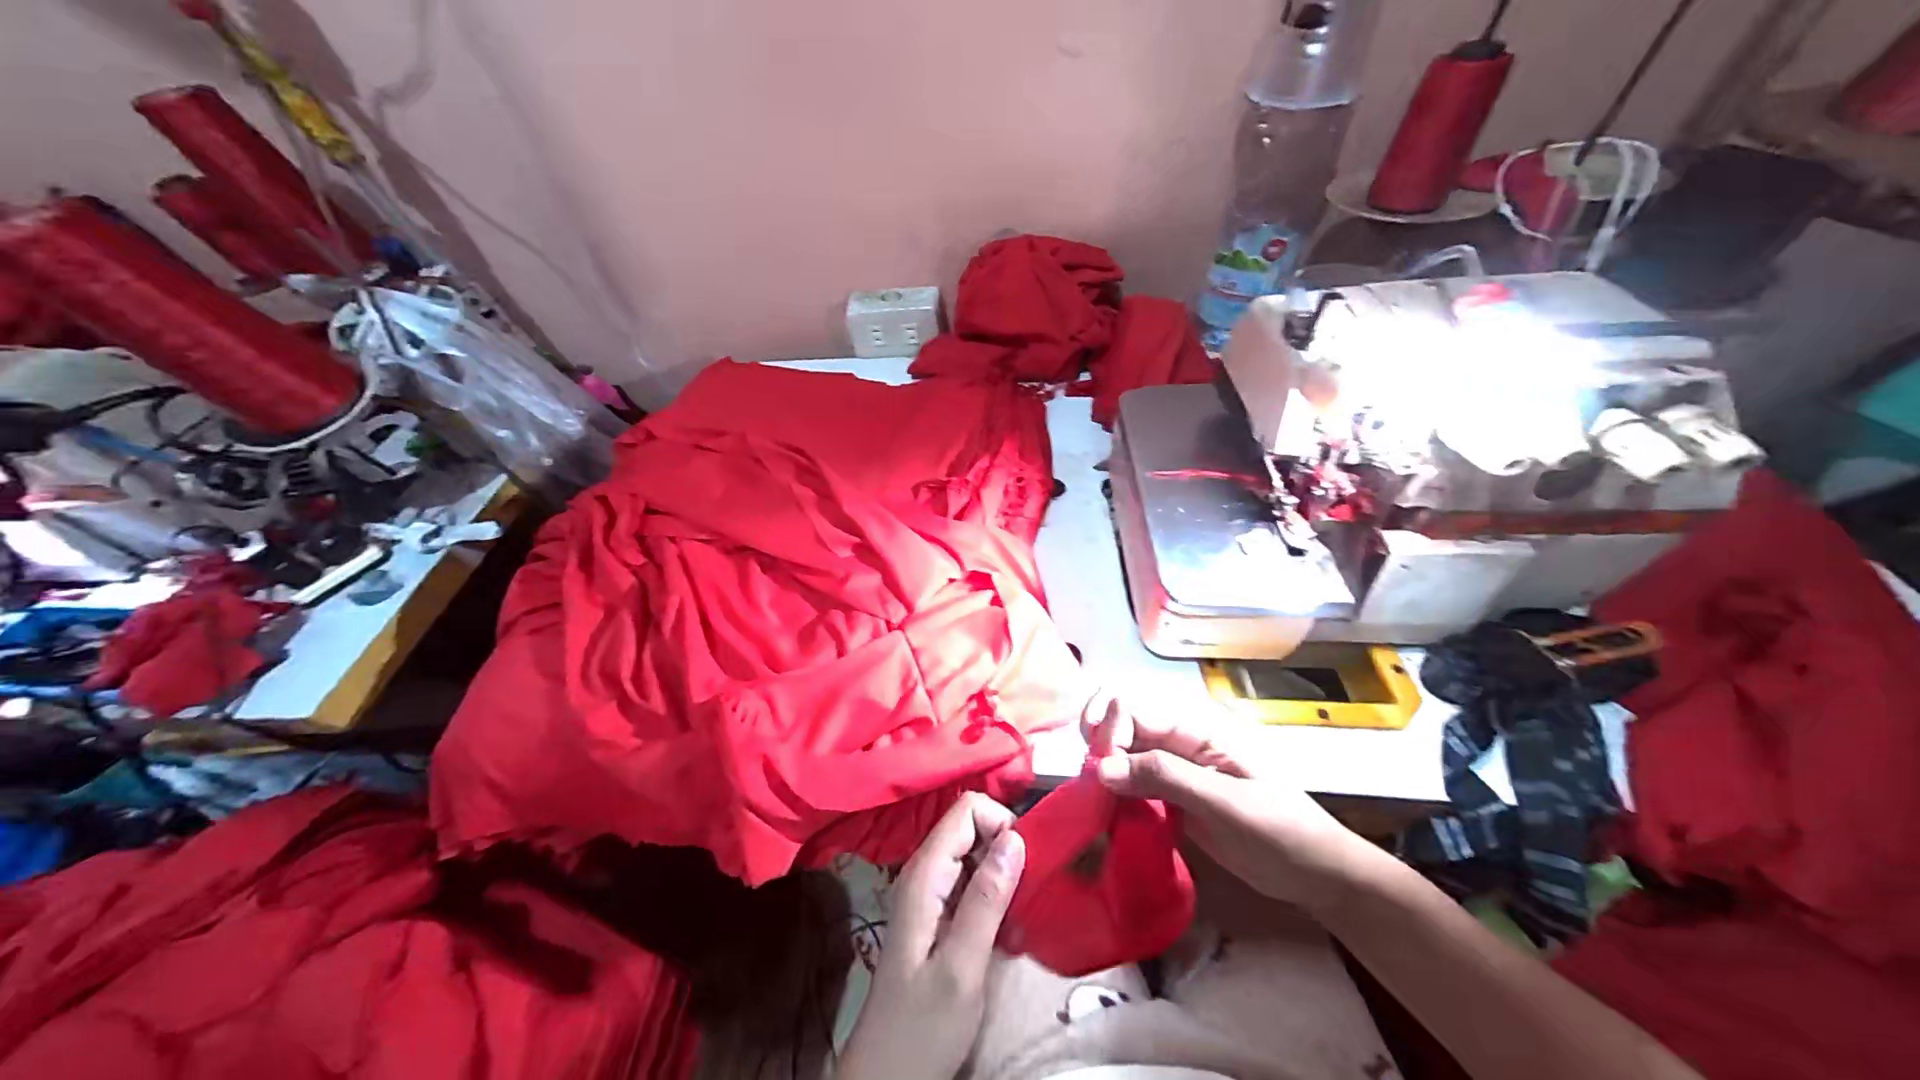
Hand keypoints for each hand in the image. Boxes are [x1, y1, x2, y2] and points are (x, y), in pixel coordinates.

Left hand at [837, 793, 1026, 1079]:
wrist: (887, 1074)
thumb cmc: (922, 1028)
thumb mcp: (961, 968)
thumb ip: (987, 900)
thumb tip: (1016, 838)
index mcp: (924, 874)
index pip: (966, 809)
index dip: (1001, 824)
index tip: (1026, 864)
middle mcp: (923, 872)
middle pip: (971, 827)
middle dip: (1006, 849)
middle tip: (1026, 894)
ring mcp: (929, 893)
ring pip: (975, 854)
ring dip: (1004, 874)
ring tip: (1018, 915)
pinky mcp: (938, 913)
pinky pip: (972, 882)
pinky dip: (996, 895)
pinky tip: (1005, 929)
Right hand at [1084, 693, 1386, 912]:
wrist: (1318, 875)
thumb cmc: (1281, 831)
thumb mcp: (1226, 803)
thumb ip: (1166, 778)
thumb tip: (1101, 767)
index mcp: (1197, 729)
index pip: (1135, 710)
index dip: (1111, 731)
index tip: (1101, 770)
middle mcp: (1180, 743)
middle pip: (1122, 726)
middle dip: (1098, 743)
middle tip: (1089, 779)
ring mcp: (1174, 772)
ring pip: (1122, 756)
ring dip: (1102, 771)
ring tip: (1092, 799)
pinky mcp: (1171, 800)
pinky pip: (1131, 786)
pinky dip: (1113, 795)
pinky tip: (1105, 812)